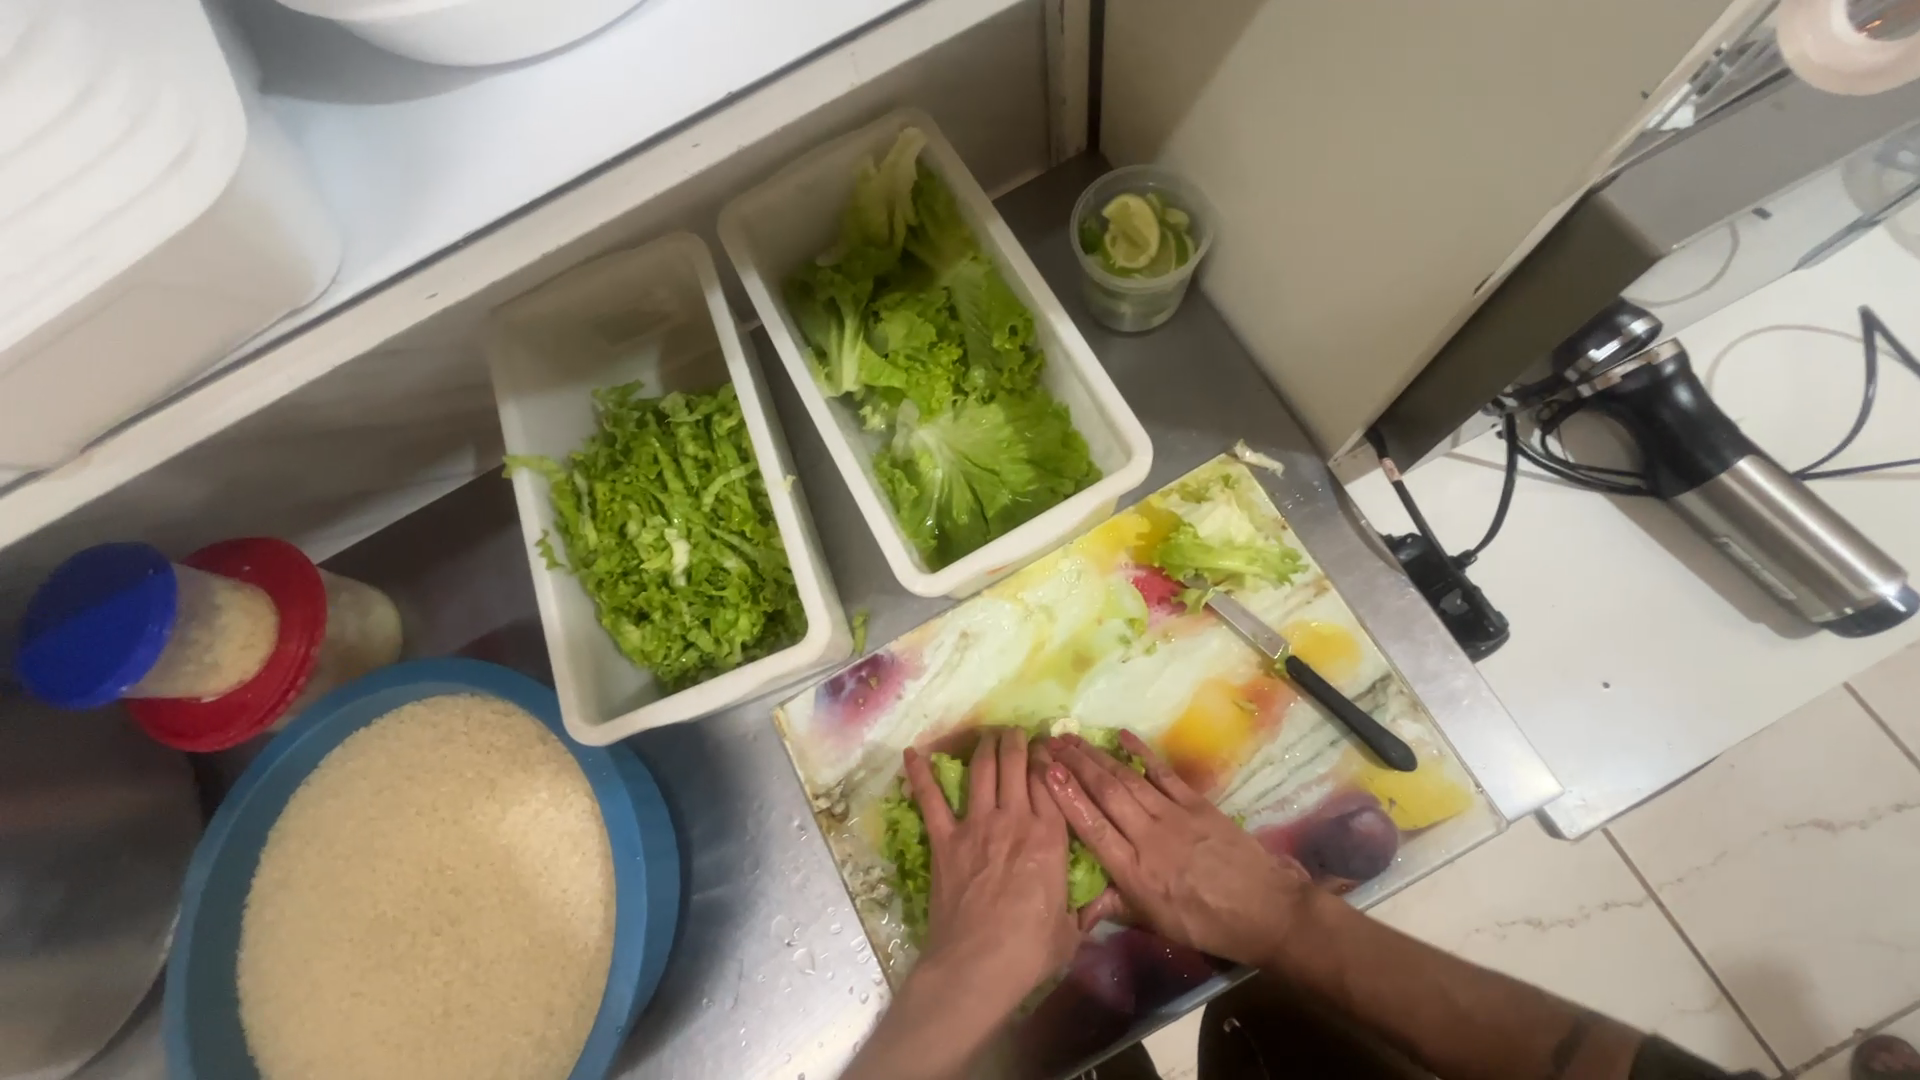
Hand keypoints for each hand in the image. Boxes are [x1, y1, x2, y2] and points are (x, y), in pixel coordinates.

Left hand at [905, 729, 1078, 1004]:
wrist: (978, 966)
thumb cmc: (1030, 952)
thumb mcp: (1071, 931)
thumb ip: (1085, 910)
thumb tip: (1103, 903)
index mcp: (1050, 837)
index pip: (1049, 782)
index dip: (1046, 759)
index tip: (1045, 747)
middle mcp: (1014, 820)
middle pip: (1015, 766)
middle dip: (1016, 742)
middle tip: (1015, 732)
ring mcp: (976, 826)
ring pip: (982, 771)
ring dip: (985, 748)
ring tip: (988, 735)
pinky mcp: (945, 840)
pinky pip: (930, 799)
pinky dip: (920, 774)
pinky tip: (912, 753)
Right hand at [1040, 731, 1311, 965]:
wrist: (1266, 910)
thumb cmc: (1205, 923)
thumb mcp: (1156, 924)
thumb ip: (1115, 907)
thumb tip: (1075, 908)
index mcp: (1135, 872)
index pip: (1093, 828)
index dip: (1067, 798)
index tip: (1045, 771)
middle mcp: (1149, 838)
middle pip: (1106, 794)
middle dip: (1075, 765)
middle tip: (1049, 743)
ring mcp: (1174, 816)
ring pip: (1128, 779)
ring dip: (1097, 756)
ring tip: (1072, 737)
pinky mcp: (1196, 803)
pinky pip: (1162, 773)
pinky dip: (1141, 752)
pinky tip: (1121, 735)